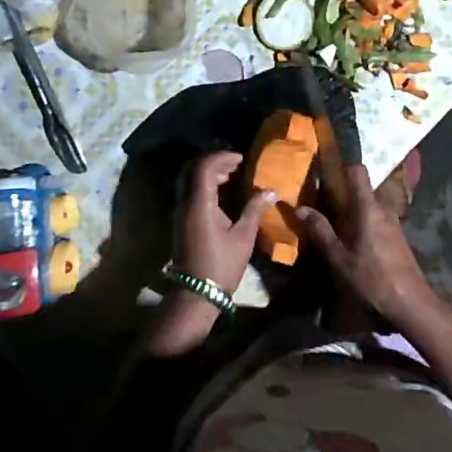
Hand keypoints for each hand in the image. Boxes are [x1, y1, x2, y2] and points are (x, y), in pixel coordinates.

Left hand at [174, 151, 274, 293]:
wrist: (196, 294)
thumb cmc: (221, 265)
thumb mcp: (243, 237)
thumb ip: (254, 209)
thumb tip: (271, 190)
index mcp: (199, 204)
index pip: (204, 167)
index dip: (222, 157)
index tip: (241, 159)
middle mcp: (185, 203)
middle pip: (192, 169)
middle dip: (214, 162)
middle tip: (235, 164)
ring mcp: (180, 212)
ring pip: (189, 180)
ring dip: (208, 173)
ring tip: (231, 175)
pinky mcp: (181, 221)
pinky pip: (189, 192)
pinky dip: (203, 184)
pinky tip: (221, 192)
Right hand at [299, 163, 435, 320]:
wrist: (410, 302)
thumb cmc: (372, 278)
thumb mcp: (340, 258)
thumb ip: (321, 231)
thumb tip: (301, 208)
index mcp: (368, 208)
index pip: (358, 172)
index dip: (343, 163)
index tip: (327, 162)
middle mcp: (383, 208)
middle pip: (364, 187)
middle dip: (345, 188)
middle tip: (324, 194)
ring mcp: (393, 222)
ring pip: (371, 203)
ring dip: (355, 206)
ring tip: (334, 215)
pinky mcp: (397, 236)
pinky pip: (377, 217)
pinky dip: (364, 218)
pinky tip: (353, 235)